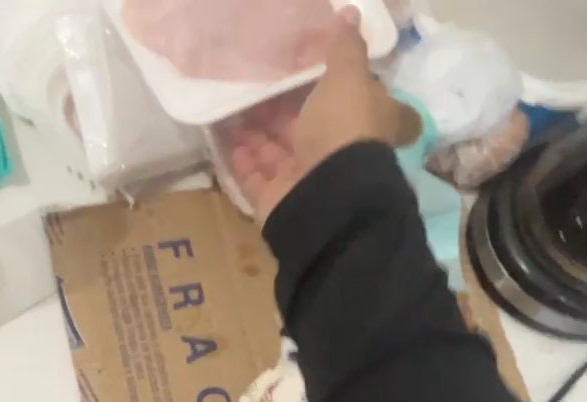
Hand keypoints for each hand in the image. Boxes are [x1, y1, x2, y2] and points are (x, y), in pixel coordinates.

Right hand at [230, 8, 414, 221]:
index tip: (296, 67)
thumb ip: (344, 47)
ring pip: (274, 150)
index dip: (322, 82)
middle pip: (302, 125)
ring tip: (231, 112)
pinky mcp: (275, 198)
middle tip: (251, 88)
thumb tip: (348, 11)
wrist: (324, 194)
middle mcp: (333, 149)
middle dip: (276, 110)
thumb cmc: (341, 128)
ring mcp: (302, 177)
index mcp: (359, 120)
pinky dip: (241, 161)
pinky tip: (227, 143)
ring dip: (254, 133)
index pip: (343, 97)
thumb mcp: (347, 77)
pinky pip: (254, 177)